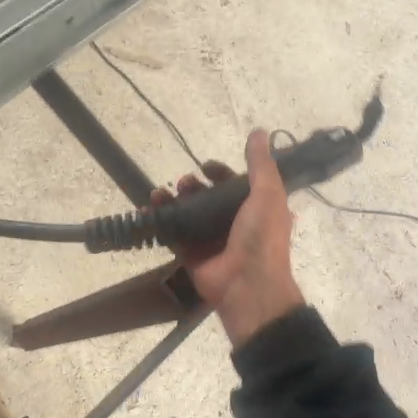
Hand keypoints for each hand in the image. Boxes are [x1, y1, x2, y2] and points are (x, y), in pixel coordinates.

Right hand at [152, 130, 304, 347]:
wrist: (246, 285)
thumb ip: (261, 165)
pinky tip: (150, 206)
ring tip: (164, 192)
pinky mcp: (191, 253)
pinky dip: (160, 218)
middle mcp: (233, 223)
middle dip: (194, 185)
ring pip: (188, 212)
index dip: (221, 173)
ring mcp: (210, 239)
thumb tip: (260, 132)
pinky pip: (173, 231)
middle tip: (185, 182)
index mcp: (256, 209)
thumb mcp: (267, 195)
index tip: (206, 166)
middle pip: (208, 197)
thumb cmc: (261, 237)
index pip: (235, 185)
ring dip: (175, 198)